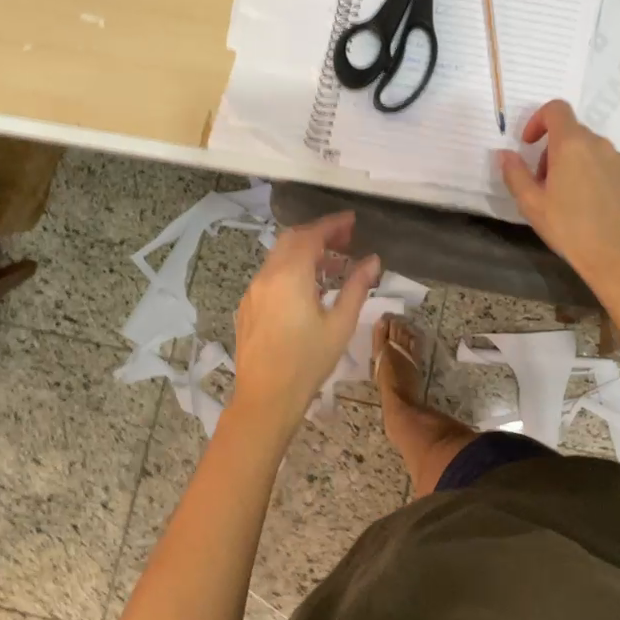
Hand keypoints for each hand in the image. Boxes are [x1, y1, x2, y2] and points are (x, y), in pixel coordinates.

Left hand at [230, 212, 381, 432]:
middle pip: (291, 240)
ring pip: (278, 258)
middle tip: (345, 239)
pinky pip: (270, 276)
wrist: (266, 397)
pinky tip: (309, 289)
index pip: (311, 235)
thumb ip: (357, 287)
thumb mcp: (341, 324)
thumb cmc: (308, 362)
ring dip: (304, 252)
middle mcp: (267, 276)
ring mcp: (253, 292)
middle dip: (318, 234)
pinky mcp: (248, 307)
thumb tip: (372, 261)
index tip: (352, 221)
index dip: (333, 225)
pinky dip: (291, 269)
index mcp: (290, 276)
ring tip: (332, 265)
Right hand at [498, 100, 619, 293]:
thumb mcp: (531, 204)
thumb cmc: (569, 228)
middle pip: (571, 132)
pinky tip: (588, 205)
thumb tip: (505, 154)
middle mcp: (599, 144)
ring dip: (572, 162)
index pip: (556, 109)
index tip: (528, 144)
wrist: (618, 256)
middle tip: (542, 183)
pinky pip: (606, 164)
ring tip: (565, 197)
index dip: (537, 120)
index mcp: (571, 145)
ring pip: (589, 149)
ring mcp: (619, 159)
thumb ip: (515, 173)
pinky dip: (592, 173)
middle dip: (551, 150)